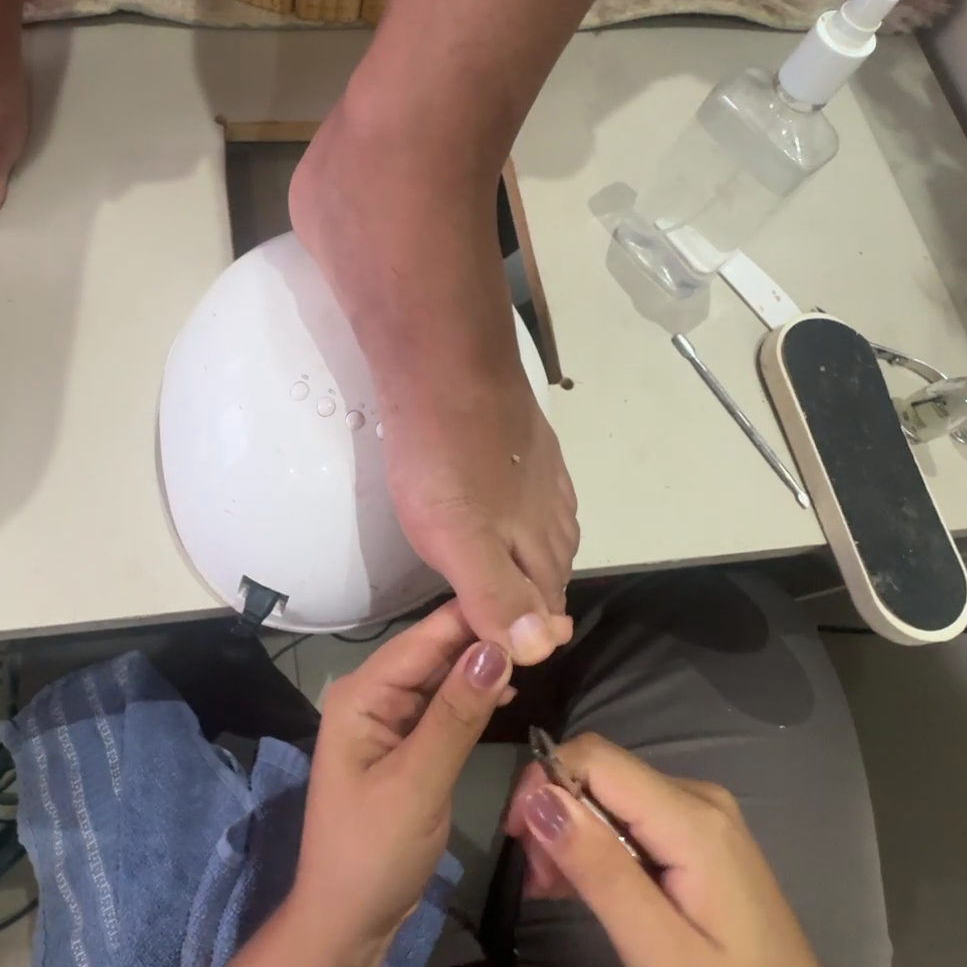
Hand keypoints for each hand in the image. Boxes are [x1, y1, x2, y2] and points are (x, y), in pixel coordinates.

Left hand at [288, 602, 515, 966]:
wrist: (348, 921)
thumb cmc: (373, 853)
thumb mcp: (417, 783)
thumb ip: (456, 716)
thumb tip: (497, 649)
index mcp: (362, 693)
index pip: (426, 637)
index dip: (480, 617)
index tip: (537, 604)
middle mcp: (373, 693)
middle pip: (436, 650)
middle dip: (490, 635)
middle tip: (554, 625)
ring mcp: (390, 718)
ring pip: (444, 674)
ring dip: (488, 662)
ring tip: (544, 646)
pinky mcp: (408, 742)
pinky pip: (446, 704)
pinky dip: (477, 693)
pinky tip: (510, 685)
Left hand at [291, 115, 577, 667]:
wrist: (418, 312)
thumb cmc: (439, 430)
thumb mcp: (462, 527)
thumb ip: (498, 589)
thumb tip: (541, 652)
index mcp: (535, 508)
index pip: (548, 583)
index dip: (533, 620)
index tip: (510, 654)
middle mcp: (527, 472)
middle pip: (538, 542)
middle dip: (519, 585)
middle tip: (489, 617)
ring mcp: (495, 428)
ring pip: (509, 496)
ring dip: (497, 533)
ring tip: (472, 561)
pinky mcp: (454, 393)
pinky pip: (467, 452)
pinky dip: (462, 481)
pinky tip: (440, 479)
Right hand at [506, 735, 849, 966]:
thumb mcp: (659, 951)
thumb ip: (599, 871)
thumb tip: (538, 797)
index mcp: (693, 819)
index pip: (595, 756)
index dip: (543, 781)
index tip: (517, 837)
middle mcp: (696, 796)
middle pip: (598, 771)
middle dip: (553, 812)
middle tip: (537, 880)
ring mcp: (699, 811)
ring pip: (606, 791)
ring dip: (568, 830)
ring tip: (552, 888)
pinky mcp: (694, 830)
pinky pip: (626, 812)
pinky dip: (592, 840)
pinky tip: (579, 881)